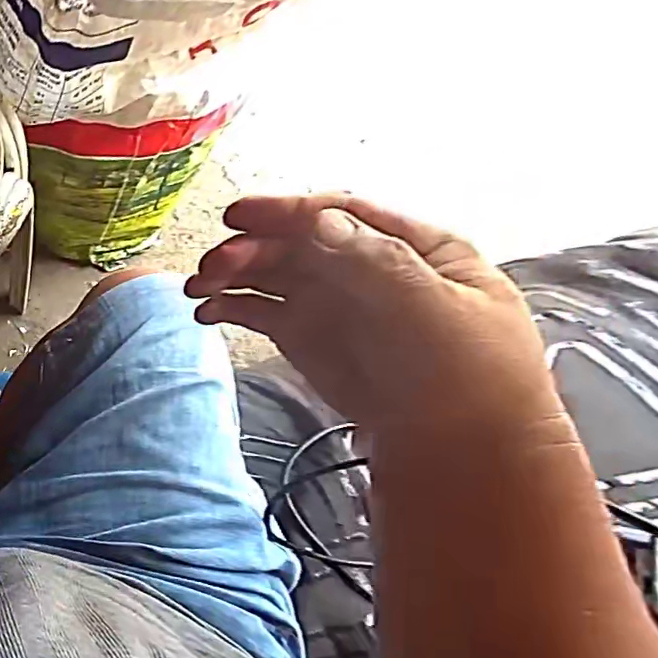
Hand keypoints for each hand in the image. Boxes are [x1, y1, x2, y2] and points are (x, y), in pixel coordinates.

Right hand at [185, 194, 562, 439]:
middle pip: (293, 245)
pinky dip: (228, 307)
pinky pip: (257, 309)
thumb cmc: (463, 375)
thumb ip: (374, 261)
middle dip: (247, 251)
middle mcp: (361, 266)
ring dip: (228, 276)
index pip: (339, 216)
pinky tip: (206, 312)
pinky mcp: (300, 333)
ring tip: (195, 289)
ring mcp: (327, 300)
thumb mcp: (430, 310)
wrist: (451, 446)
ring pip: (268, 274)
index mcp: (409, 246)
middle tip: (211, 268)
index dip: (286, 212)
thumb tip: (318, 220)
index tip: (237, 215)